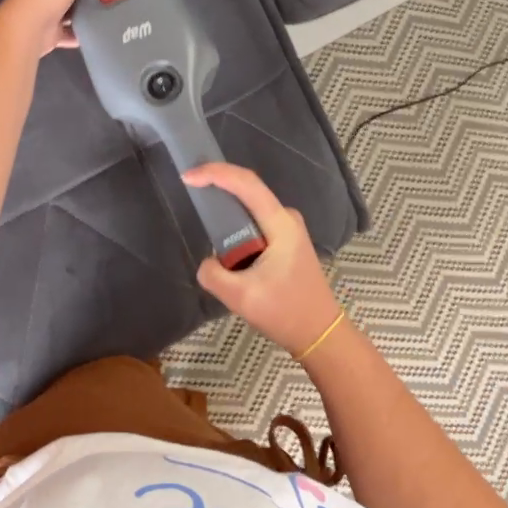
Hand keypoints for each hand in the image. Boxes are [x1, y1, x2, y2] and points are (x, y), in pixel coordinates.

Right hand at [185, 163, 343, 356]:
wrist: (320, 333)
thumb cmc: (285, 313)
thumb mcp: (241, 299)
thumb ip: (214, 275)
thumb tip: (207, 262)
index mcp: (281, 224)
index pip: (247, 184)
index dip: (216, 174)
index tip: (188, 177)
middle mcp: (287, 218)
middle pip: (248, 189)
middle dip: (218, 185)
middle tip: (190, 187)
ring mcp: (289, 228)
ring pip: (251, 207)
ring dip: (228, 210)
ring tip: (205, 217)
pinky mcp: (286, 240)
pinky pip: (256, 221)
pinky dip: (237, 225)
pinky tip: (224, 240)